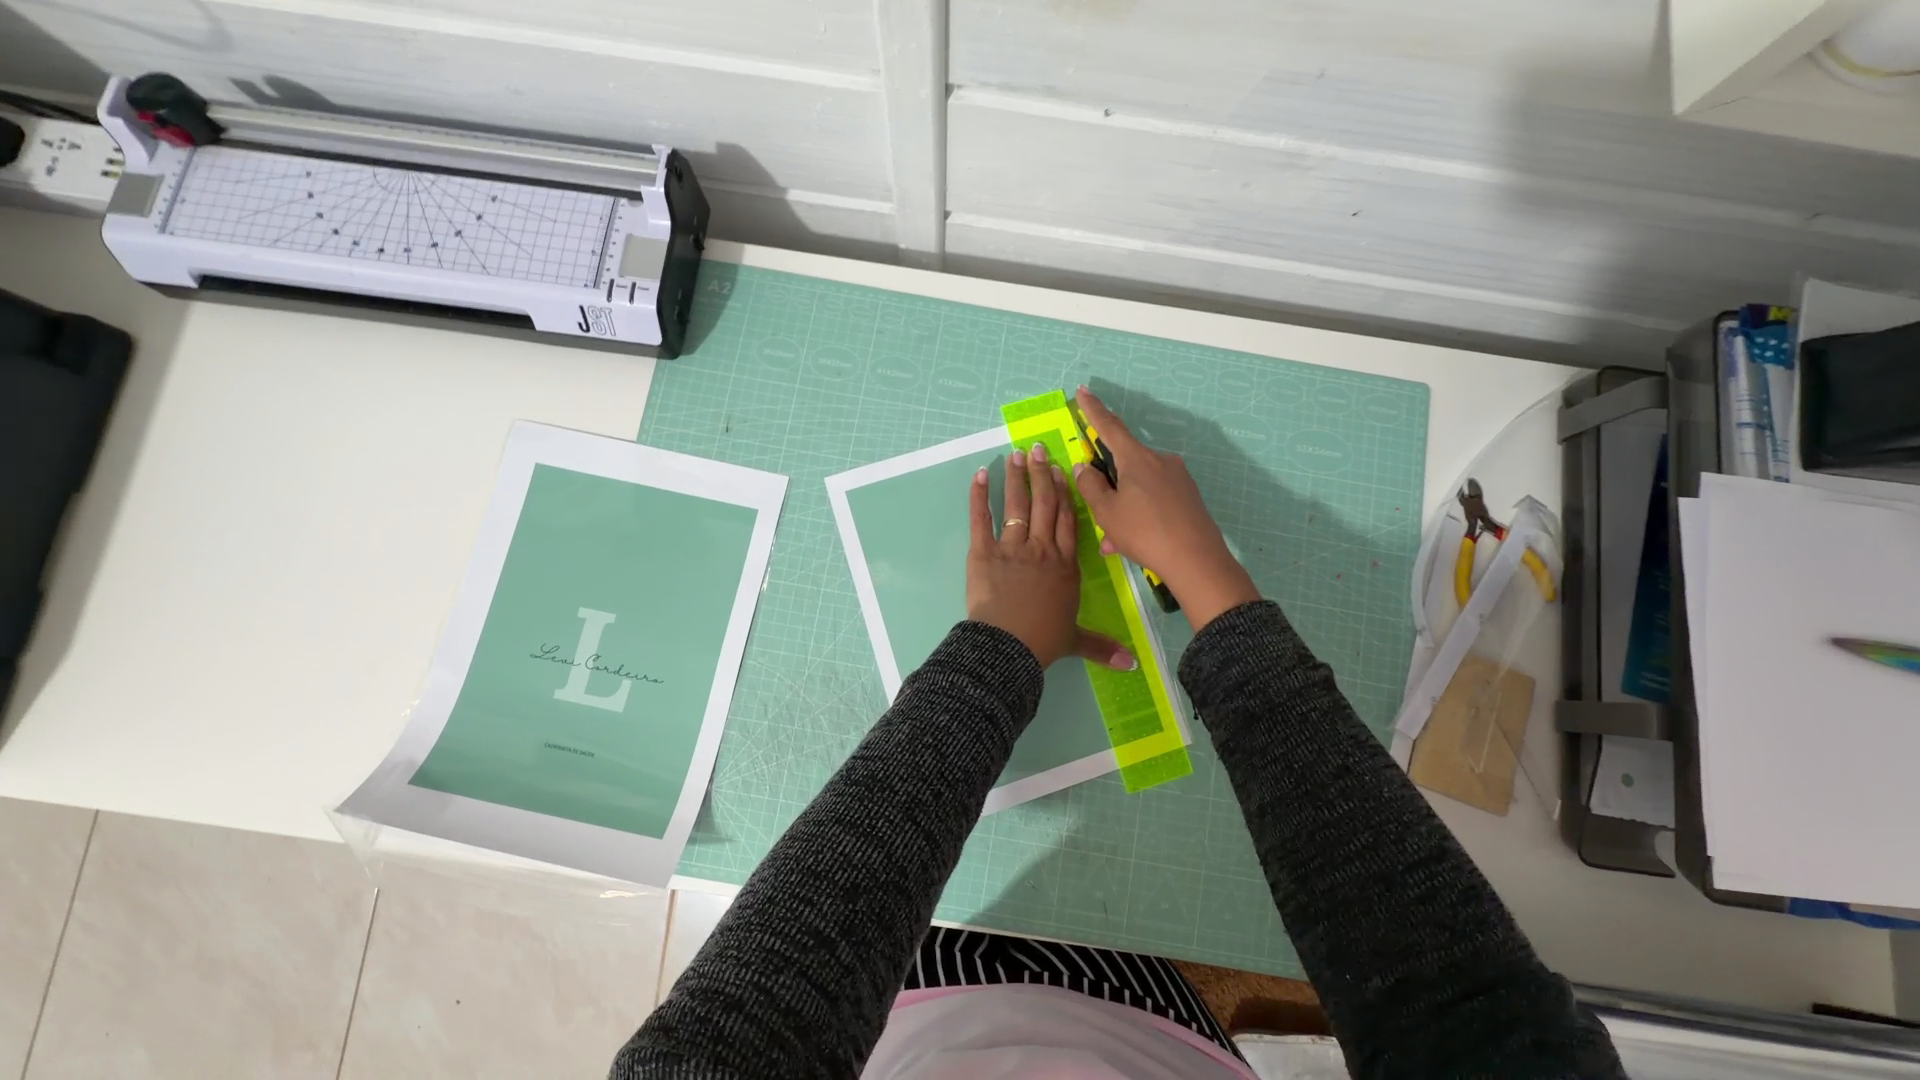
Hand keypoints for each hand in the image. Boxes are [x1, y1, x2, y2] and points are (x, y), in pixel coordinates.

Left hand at [967, 442, 1135, 670]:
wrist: (1008, 646)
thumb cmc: (1043, 642)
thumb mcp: (1076, 641)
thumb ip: (1102, 647)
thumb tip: (1132, 665)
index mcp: (1065, 565)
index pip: (1068, 521)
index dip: (1066, 495)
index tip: (1063, 472)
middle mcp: (1042, 550)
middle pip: (1045, 505)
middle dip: (1042, 475)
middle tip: (1038, 449)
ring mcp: (1013, 548)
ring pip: (1018, 506)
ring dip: (1017, 478)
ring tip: (1016, 455)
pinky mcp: (983, 553)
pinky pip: (981, 519)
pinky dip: (979, 496)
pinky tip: (980, 475)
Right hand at [1072, 386, 1260, 632]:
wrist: (1196, 560)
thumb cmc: (1145, 533)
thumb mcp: (1106, 512)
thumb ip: (1090, 486)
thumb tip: (1085, 467)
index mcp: (1137, 458)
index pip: (1109, 426)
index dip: (1094, 410)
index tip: (1083, 391)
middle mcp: (1160, 460)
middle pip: (1125, 466)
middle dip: (1108, 488)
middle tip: (1099, 515)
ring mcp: (1178, 478)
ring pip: (1139, 488)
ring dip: (1123, 509)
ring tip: (1114, 541)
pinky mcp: (1189, 496)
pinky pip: (1155, 500)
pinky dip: (1140, 515)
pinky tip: (1134, 543)